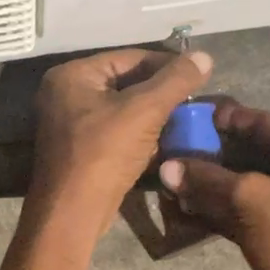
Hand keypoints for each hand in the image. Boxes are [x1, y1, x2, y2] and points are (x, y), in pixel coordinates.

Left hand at [30, 48, 211, 234]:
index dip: (167, 65)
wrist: (73, 212)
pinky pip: (117, 132)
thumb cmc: (103, 153)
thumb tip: (204, 56)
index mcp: (72, 75)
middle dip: (161, 94)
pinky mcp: (81, 150)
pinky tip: (168, 142)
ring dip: (155, 116)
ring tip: (187, 122)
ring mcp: (70, 124)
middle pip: (126, 83)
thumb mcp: (144, 111)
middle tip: (195, 102)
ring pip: (123, 110)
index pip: (129, 58)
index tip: (200, 75)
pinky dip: (141, 135)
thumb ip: (175, 81)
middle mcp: (65, 94)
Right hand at [157, 102, 269, 269]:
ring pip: (249, 184)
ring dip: (213, 182)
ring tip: (174, 177)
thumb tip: (166, 167)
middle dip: (215, 153)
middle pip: (256, 153)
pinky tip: (187, 206)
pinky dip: (220, 207)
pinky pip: (248, 210)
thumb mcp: (250, 200)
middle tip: (176, 147)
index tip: (192, 116)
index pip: (268, 123)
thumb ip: (207, 178)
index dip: (229, 118)